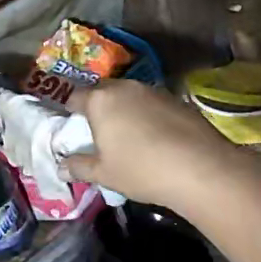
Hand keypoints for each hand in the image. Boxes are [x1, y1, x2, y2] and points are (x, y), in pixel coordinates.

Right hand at [65, 79, 243, 208]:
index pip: (76, 96)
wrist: (199, 167)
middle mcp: (124, 87)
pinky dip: (148, 114)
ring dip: (125, 109)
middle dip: (99, 106)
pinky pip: (152, 103)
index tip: (72, 124)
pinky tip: (156, 137)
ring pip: (129, 95)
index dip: (71, 109)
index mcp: (101, 100)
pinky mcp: (176, 98)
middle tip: (100, 131)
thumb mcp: (104, 174)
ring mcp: (152, 90)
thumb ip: (79, 167)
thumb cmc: (141, 169)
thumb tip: (61, 167)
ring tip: (129, 135)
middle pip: (103, 91)